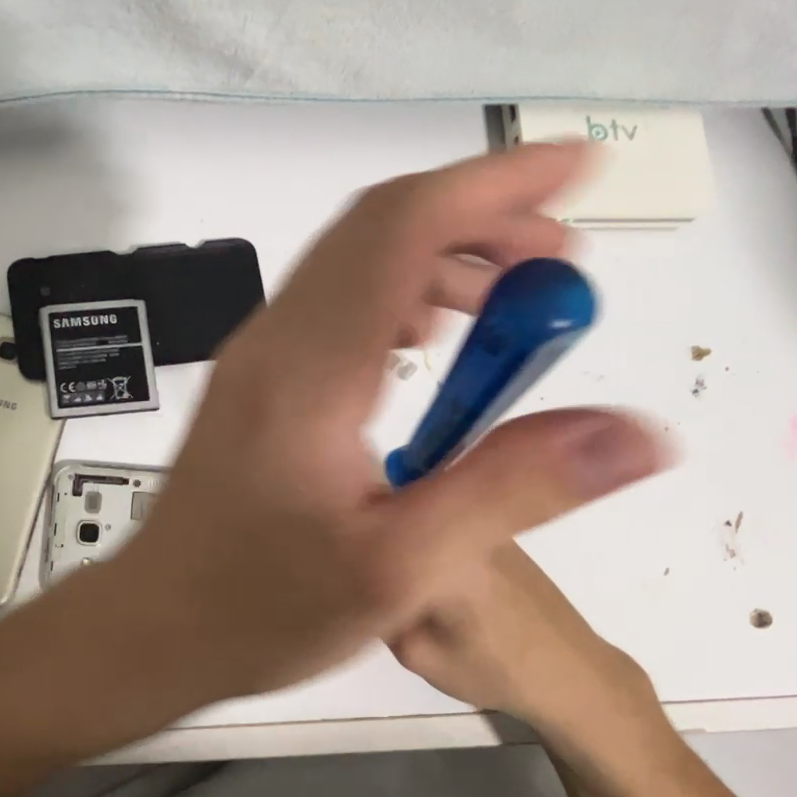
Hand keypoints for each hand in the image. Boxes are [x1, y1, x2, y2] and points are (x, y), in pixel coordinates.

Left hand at [112, 141, 670, 701]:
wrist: (157, 624)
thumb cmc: (262, 607)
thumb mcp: (401, 565)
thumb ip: (514, 488)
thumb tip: (640, 433)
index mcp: (309, 368)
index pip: (402, 227)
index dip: (495, 184)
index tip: (578, 172)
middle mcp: (275, 341)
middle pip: (377, 229)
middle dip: (479, 216)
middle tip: (563, 258)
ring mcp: (256, 358)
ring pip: (352, 263)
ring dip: (438, 255)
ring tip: (513, 299)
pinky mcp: (253, 384)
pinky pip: (331, 306)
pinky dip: (396, 294)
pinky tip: (432, 342)